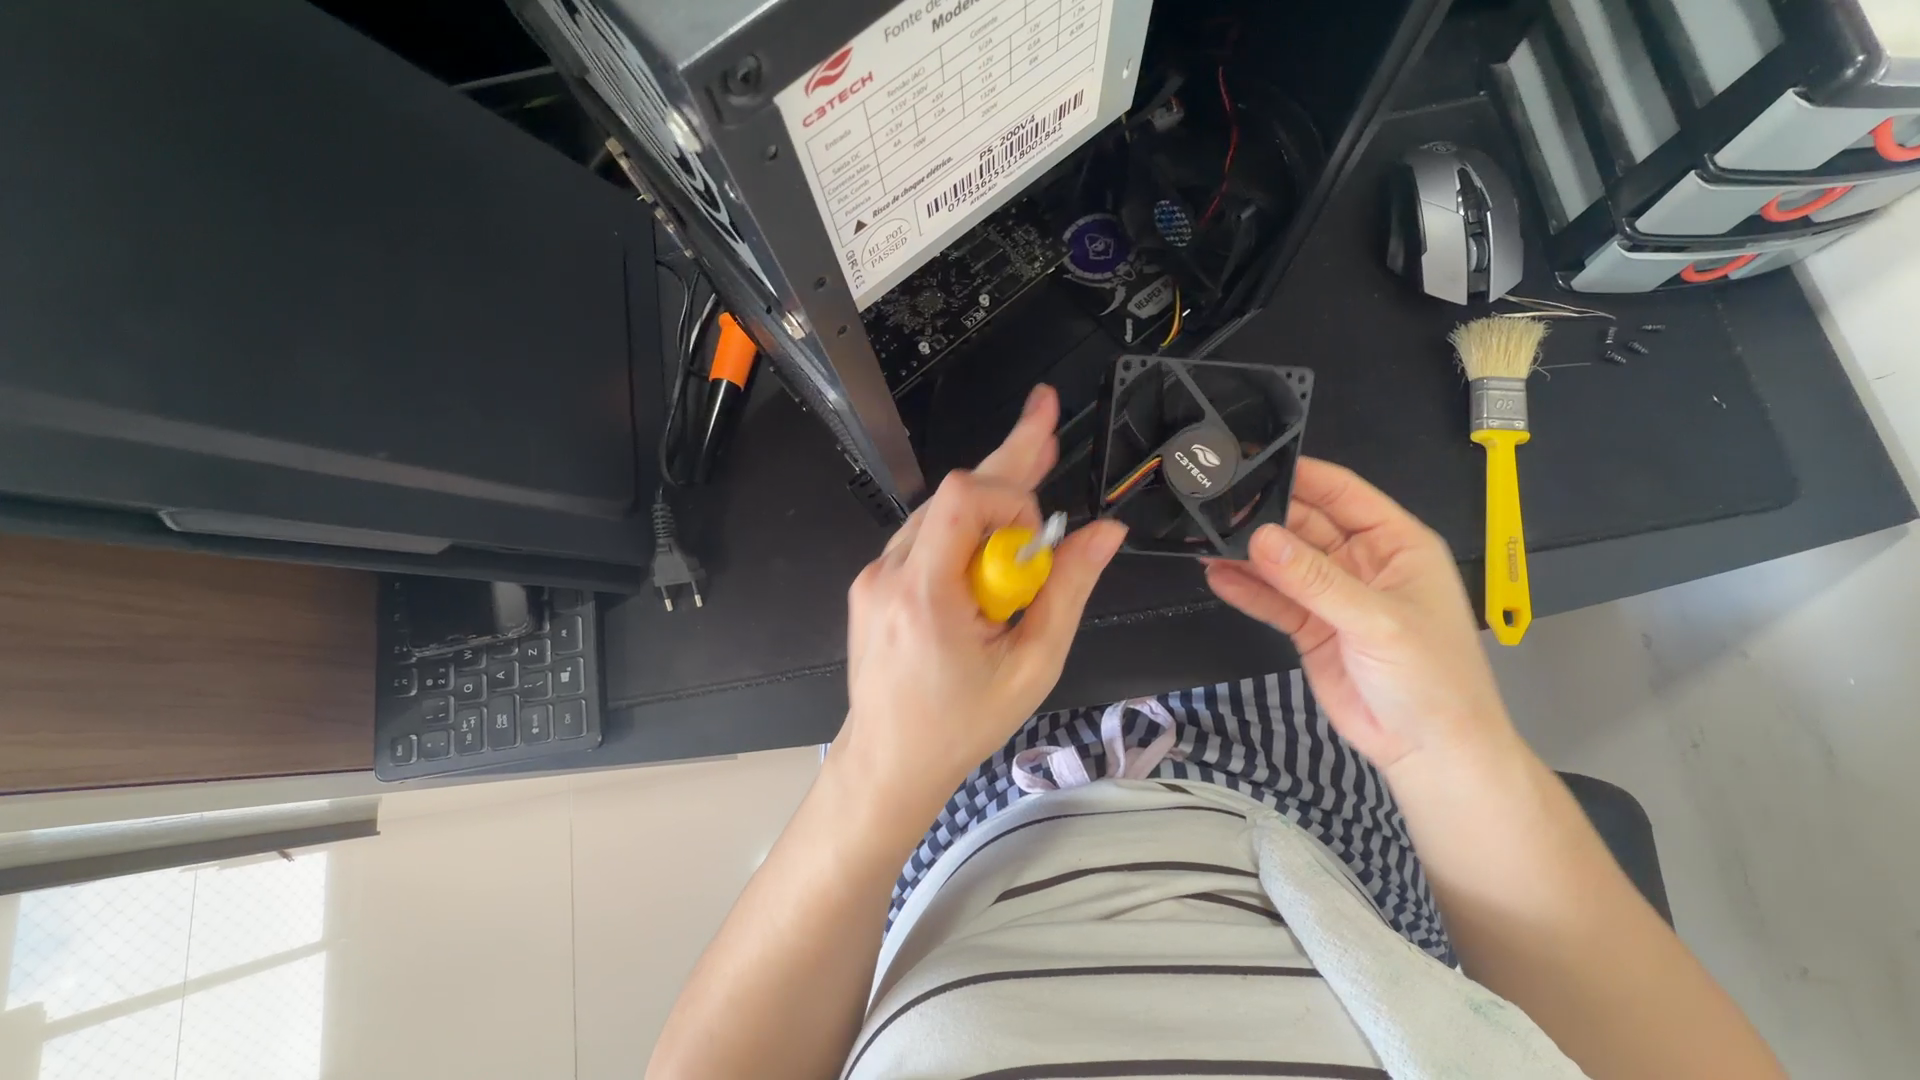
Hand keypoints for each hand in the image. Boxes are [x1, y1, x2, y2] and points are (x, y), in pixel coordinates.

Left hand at [838, 385, 1127, 810]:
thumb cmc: (960, 725)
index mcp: (925, 595)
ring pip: (939, 512)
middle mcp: (890, 574)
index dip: (1011, 494)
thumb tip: (1105, 533)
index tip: (1041, 538)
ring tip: (1031, 494)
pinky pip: (925, 537)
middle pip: (952, 493)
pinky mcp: (876, 584)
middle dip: (1007, 461)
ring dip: (988, 507)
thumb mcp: (1031, 665)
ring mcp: (875, 577)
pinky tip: (993, 545)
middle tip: (1044, 412)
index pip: (962, 497)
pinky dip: (964, 534)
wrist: (890, 760)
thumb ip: (1067, 591)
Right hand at [1203, 458, 1517, 775]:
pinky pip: (1274, 600)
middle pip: (1305, 526)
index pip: (1344, 494)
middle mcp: (1362, 562)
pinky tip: (1216, 576)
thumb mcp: (1377, 621)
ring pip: (1284, 563)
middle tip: (1216, 506)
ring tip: (1205, 540)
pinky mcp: (1310, 628)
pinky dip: (1246, 590)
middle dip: (1264, 517)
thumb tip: (1260, 538)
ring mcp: (1333, 596)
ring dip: (1248, 554)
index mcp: (1396, 544)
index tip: (1254, 463)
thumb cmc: (1431, 678)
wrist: (1429, 752)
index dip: (1303, 476)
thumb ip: (1315, 580)